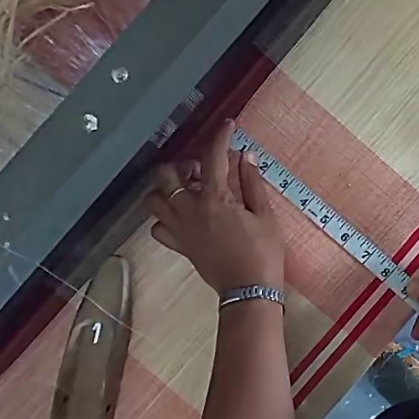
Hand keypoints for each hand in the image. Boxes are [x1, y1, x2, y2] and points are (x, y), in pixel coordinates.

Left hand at [145, 121, 285, 293]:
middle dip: (183, 165)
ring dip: (166, 189)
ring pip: (153, 199)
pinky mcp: (179, 246)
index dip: (221, 136)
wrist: (248, 291)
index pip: (213, 156)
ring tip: (187, 191)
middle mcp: (190, 210)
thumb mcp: (265, 215)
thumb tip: (247, 157)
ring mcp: (180, 229)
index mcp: (215, 198)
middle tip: (201, 170)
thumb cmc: (262, 254)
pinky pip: (157, 228)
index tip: (228, 126)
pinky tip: (180, 217)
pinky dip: (163, 218)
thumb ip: (252, 183)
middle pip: (167, 174)